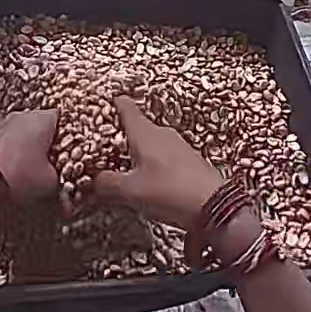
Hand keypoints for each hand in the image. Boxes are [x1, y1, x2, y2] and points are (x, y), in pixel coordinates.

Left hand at [0, 109, 59, 205]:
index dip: (67, 135)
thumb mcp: (50, 182)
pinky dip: (5, 155)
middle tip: (51, 164)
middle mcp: (19, 116)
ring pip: (18, 134)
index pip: (61, 119)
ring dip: (23, 149)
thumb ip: (59, 178)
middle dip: (44, 143)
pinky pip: (1, 144)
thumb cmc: (17, 175)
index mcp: (41, 119)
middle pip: (38, 126)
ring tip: (27, 172)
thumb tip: (61, 184)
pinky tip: (7, 173)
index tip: (70, 150)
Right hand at [94, 97, 225, 227]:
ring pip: (150, 142)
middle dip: (120, 134)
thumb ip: (107, 184)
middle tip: (103, 146)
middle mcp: (162, 134)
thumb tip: (93, 181)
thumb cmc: (170, 192)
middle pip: (136, 126)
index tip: (100, 106)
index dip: (112, 104)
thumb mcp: (131, 191)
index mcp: (145, 133)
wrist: (216, 207)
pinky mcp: (189, 162)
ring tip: (122, 167)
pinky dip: (151, 163)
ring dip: (136, 151)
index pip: (125, 107)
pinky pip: (163, 155)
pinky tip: (147, 180)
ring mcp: (178, 146)